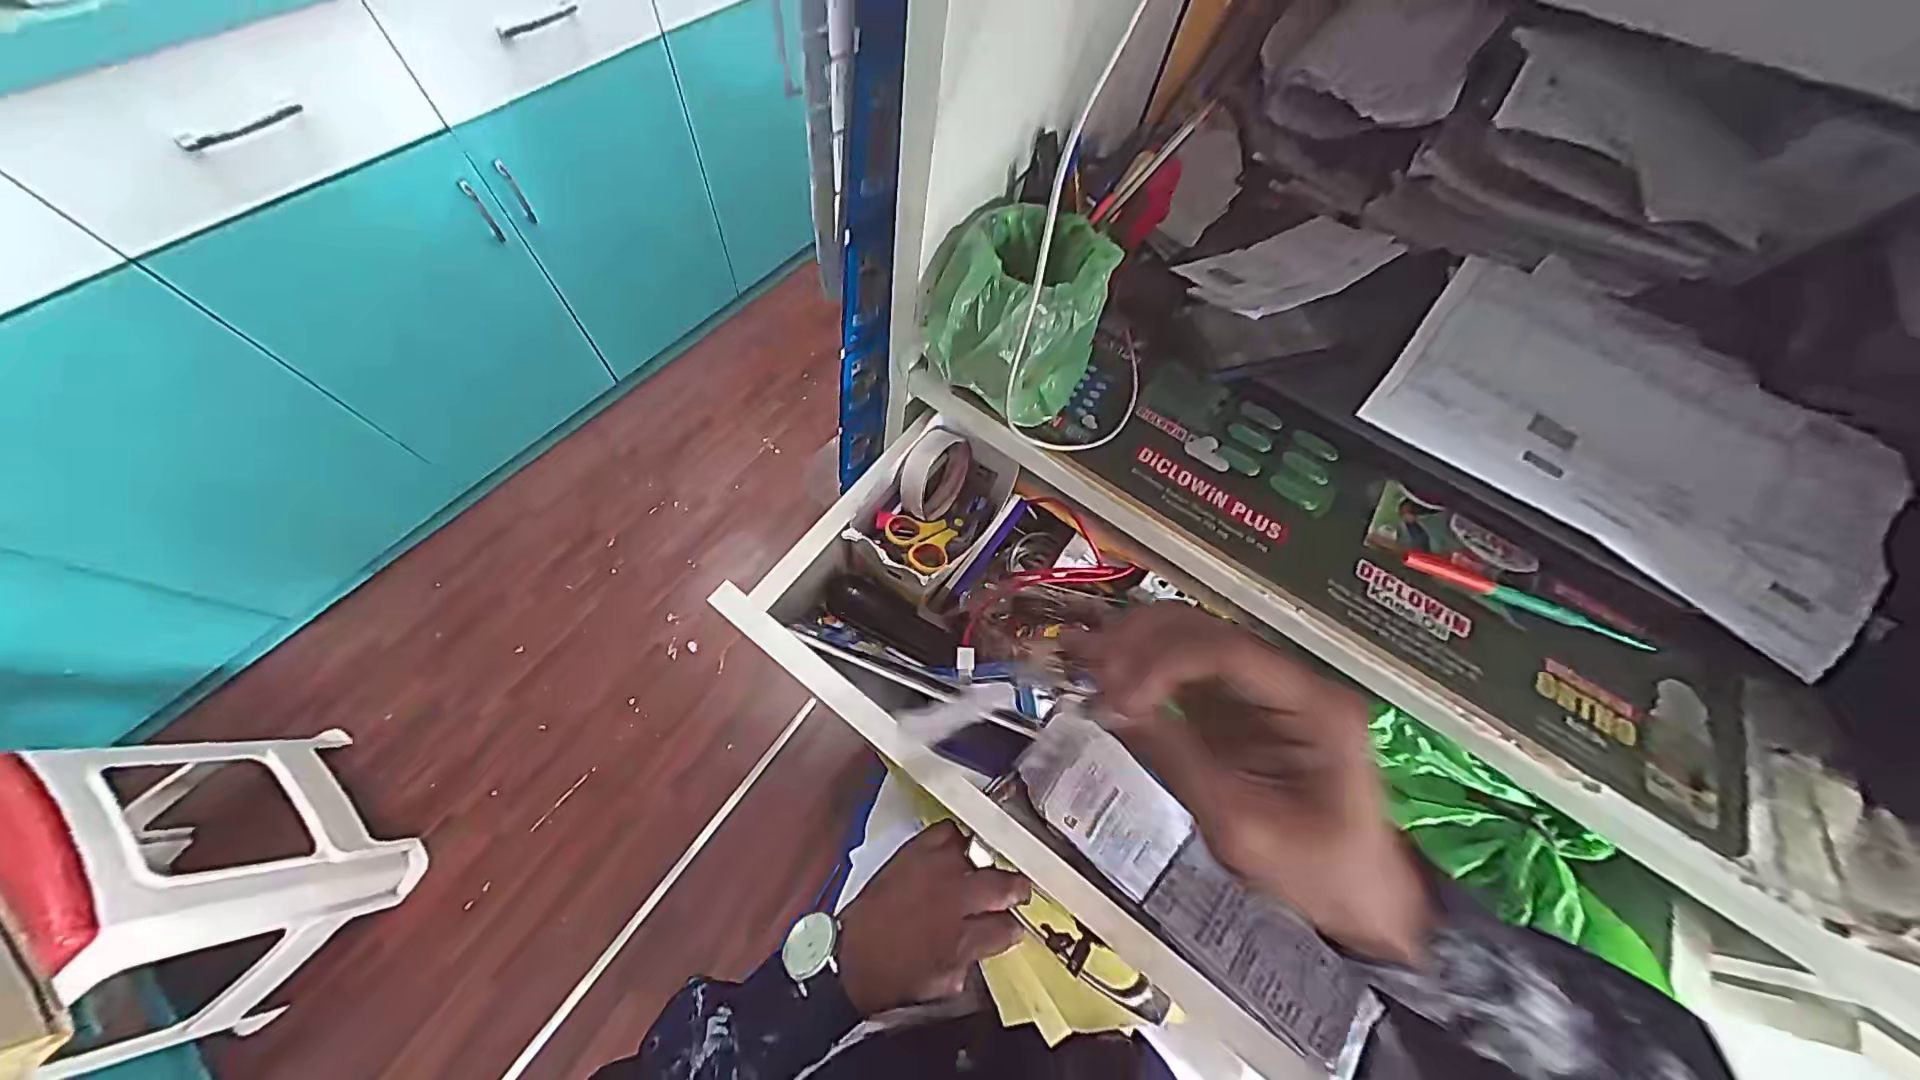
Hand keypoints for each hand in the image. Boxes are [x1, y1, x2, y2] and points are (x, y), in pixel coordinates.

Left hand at [837, 820, 1030, 1014]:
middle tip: (1017, 893)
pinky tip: (955, 850)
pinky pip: (946, 831)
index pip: (1005, 925)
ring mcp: (934, 867)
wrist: (851, 956)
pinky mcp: (915, 850)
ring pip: (977, 852)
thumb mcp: (944, 979)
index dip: (1016, 926)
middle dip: (1014, 889)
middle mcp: (953, 896)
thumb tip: (998, 936)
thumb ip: (976, 952)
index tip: (1017, 924)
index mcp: (962, 935)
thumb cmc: (896, 974)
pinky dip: (955, 839)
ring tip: (985, 870)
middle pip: (999, 884)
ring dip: (985, 863)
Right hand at [1083, 606, 1430, 963]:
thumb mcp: (1244, 830)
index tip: (1119, 698)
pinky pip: (1176, 664)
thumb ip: (1180, 762)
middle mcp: (1288, 681)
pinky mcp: (1231, 701)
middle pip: (1203, 631)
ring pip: (1186, 635)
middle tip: (1089, 670)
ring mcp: (1258, 687)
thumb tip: (1116, 709)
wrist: (1354, 897)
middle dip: (1138, 644)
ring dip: (1131, 642)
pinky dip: (1136, 661)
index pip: (1227, 651)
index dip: (1162, 663)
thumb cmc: (1316, 874)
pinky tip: (1099, 662)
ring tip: (1084, 658)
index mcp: (1315, 706)